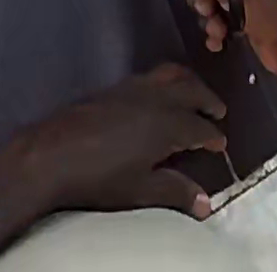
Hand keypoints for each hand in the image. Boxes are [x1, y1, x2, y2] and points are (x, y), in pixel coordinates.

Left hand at [12, 64, 226, 219]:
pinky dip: (167, 81)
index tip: (221, 142)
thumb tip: (206, 203)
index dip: (213, 135)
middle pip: (190, 89)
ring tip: (195, 95)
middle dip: (207, 99)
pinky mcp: (116, 85)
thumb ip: (175, 192)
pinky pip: (152, 75)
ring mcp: (134, 86)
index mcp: (166, 123)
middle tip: (218, 111)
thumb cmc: (101, 176)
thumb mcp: (141, 189)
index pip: (199, 126)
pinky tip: (161, 96)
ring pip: (170, 74)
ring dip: (188, 82)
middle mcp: (154, 97)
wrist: (55, 153)